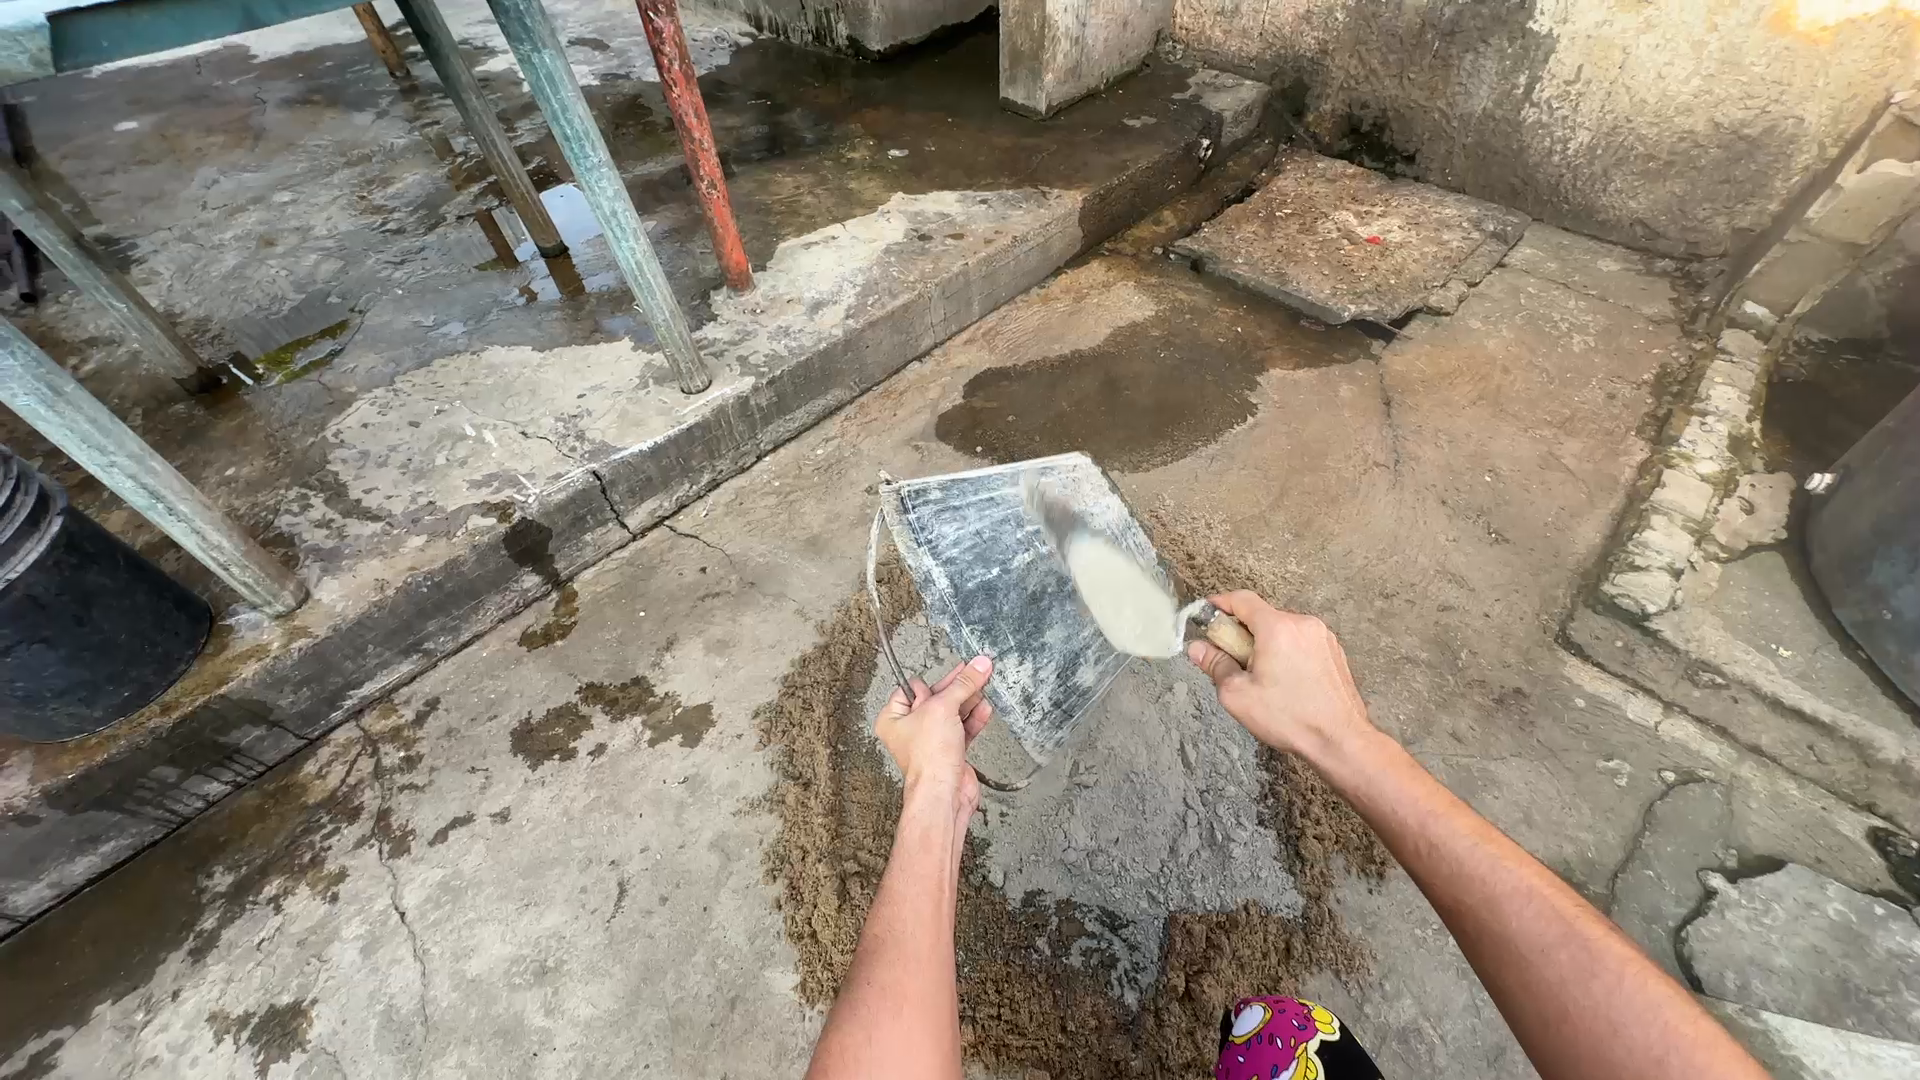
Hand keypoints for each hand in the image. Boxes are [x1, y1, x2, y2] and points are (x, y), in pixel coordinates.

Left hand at [874, 655, 993, 821]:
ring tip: (984, 684)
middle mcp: (910, 730)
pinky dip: (974, 719)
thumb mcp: (943, 708)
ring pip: (952, 713)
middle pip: (936, 699)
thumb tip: (977, 666)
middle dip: (957, 688)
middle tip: (975, 670)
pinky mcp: (950, 752)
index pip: (914, 688)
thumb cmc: (928, 759)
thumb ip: (963, 684)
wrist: (944, 794)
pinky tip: (986, 708)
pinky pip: (963, 729)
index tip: (954, 668)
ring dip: (969, 701)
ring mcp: (931, 741)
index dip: (934, 682)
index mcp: (894, 718)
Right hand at [1186, 591, 1374, 761]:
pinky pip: (1300, 641)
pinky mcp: (1333, 652)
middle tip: (1231, 659)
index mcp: (1277, 628)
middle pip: (1261, 615)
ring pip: (1281, 629)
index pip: (1241, 599)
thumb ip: (1215, 664)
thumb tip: (1199, 648)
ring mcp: (1322, 637)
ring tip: (1260, 676)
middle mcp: (1303, 625)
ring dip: (1264, 643)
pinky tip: (1283, 681)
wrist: (1341, 740)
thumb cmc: (1292, 718)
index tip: (1207, 615)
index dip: (1219, 604)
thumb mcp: (1237, 694)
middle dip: (1242, 632)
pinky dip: (1286, 652)